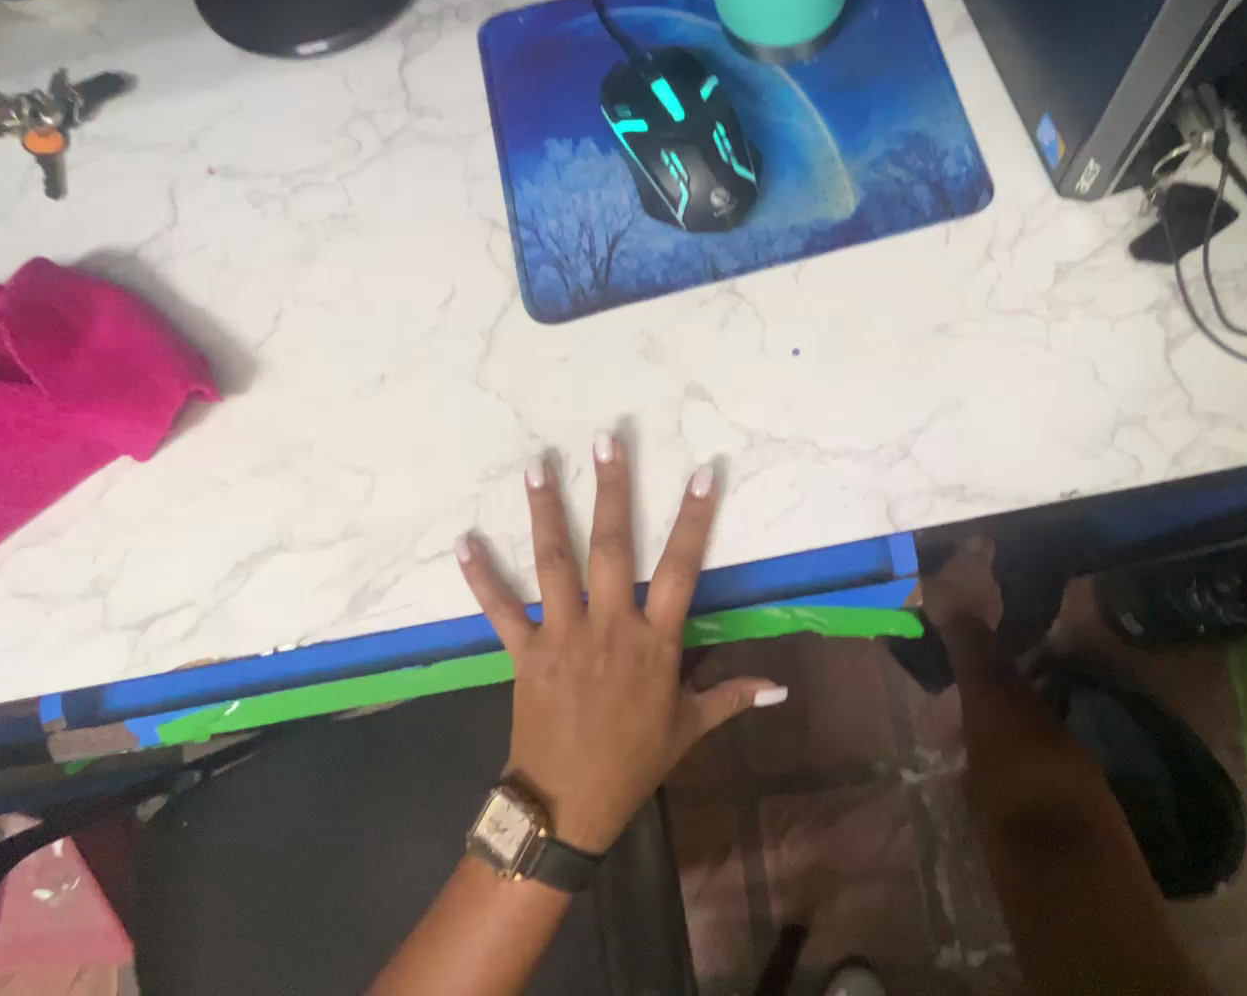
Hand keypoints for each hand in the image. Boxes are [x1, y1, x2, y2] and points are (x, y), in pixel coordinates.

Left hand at [455, 433, 785, 854]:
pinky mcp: (524, 652)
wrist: (569, 804)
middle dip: (611, 491)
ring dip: (546, 513)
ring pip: (555, 564)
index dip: (693, 520)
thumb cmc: (635, 761)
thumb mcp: (689, 726)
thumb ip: (733, 695)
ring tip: (540, 466)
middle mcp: (610, 627)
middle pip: (611, 548)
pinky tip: (463, 542)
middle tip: (607, 440)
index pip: (680, 569)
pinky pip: (501, 609)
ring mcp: (563, 636)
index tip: (700, 474)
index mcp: (655, 642)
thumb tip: (783, 687)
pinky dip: (482, 577)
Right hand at [922, 536, 1003, 630]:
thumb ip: (929, 576)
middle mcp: (984, 568)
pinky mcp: (998, 602)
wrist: (967, 632)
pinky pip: (989, 591)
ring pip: (987, 572)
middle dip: (979, 550)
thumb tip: (923, 571)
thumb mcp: (928, 588)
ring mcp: (994, 585)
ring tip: (965, 584)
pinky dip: (981, 593)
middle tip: (966, 556)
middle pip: (987, 550)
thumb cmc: (945, 604)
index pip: (975, 539)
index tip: (960, 543)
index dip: (969, 540)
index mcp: (967, 560)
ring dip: (978, 575)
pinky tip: (971, 600)